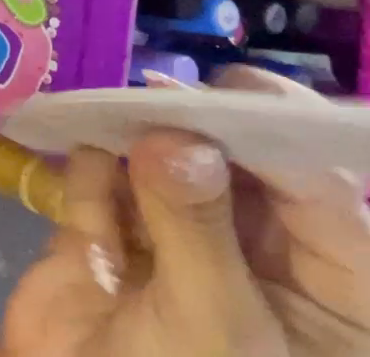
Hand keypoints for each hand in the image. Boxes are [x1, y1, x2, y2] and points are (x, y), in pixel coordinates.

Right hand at [0, 67, 369, 355]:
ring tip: (110, 117)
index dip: (286, 144)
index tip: (234, 95)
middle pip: (249, 170)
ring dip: (135, 141)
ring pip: (169, 163)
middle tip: (164, 90)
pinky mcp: (110, 226)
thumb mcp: (208, 324)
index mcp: (335, 293)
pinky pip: (103, 177)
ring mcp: (181, 236)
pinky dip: (89, 170)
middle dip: (204, 129)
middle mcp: (266, 255)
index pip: (330, 201)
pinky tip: (79, 176)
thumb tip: (175, 138)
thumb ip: (196, 229)